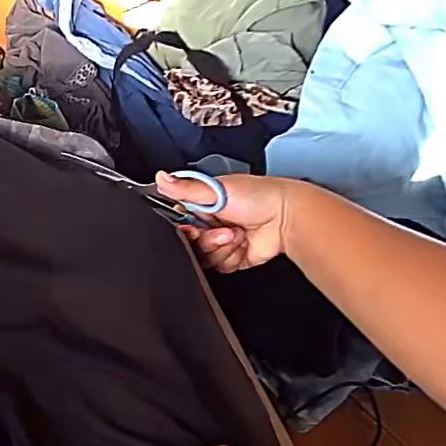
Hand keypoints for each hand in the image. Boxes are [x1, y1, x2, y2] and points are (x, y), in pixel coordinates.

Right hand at [158, 173, 298, 272]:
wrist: (285, 217)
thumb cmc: (258, 196)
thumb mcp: (216, 189)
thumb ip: (184, 188)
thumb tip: (160, 178)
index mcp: (204, 204)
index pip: (180, 223)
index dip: (185, 230)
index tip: (193, 228)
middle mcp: (212, 224)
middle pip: (192, 244)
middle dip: (208, 240)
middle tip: (223, 229)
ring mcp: (223, 242)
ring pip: (205, 257)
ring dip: (221, 247)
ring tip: (237, 234)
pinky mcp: (233, 258)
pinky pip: (221, 267)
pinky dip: (232, 256)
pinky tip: (243, 244)